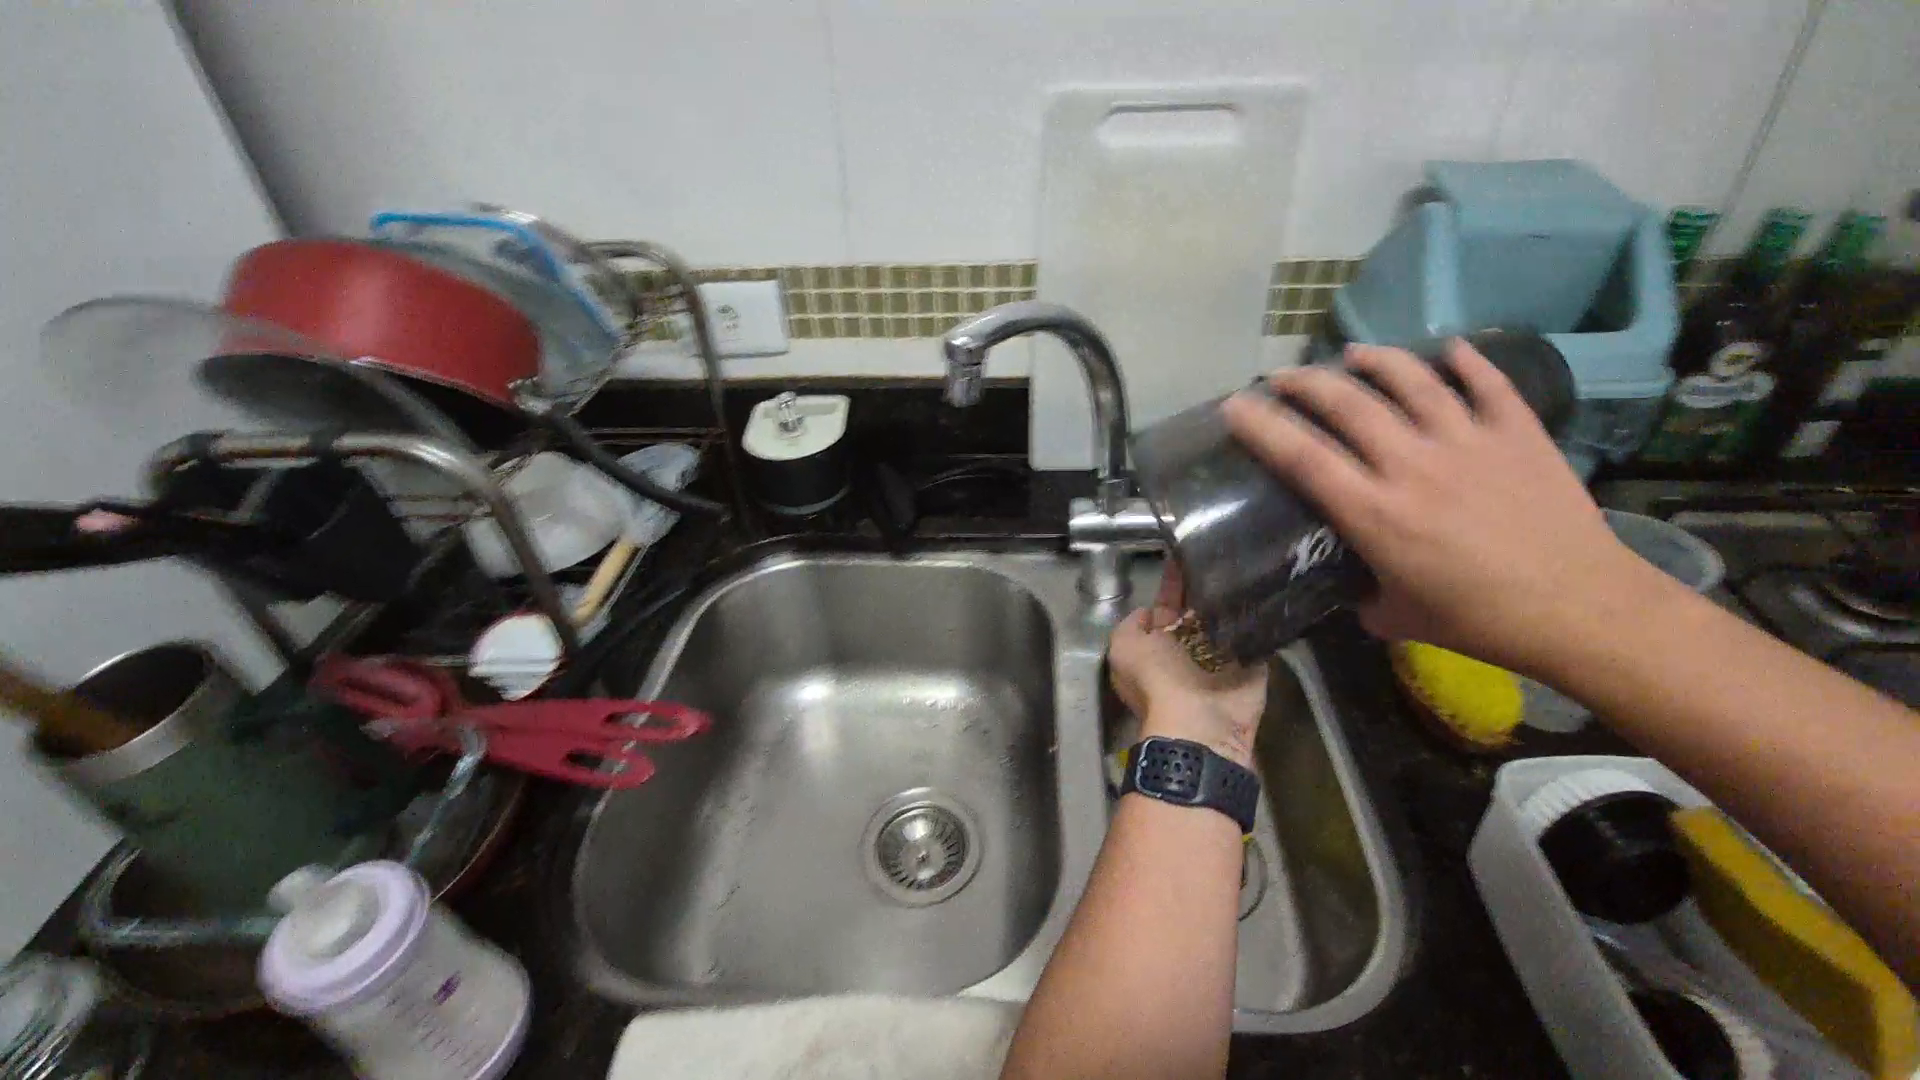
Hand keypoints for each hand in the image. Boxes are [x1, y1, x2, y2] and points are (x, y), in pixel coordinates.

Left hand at [1108, 568, 1267, 766]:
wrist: (1201, 722)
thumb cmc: (1157, 680)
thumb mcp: (1124, 647)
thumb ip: (1132, 625)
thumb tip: (1152, 610)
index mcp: (1155, 646)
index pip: (1166, 608)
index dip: (1173, 584)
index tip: (1185, 554)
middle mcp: (1188, 650)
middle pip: (1198, 611)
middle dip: (1205, 586)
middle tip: (1218, 552)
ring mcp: (1223, 657)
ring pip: (1227, 619)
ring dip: (1233, 597)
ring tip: (1245, 561)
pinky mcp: (1252, 663)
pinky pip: (1256, 635)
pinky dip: (1260, 617)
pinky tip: (1267, 586)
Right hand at [1219, 341, 1659, 676]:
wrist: (1580, 609)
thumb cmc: (1479, 621)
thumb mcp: (1398, 618)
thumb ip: (1362, 593)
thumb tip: (1350, 582)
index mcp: (1376, 514)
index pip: (1303, 458)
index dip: (1262, 427)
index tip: (1235, 406)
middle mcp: (1413, 466)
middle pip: (1348, 405)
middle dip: (1306, 383)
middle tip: (1284, 376)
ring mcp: (1469, 442)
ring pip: (1412, 381)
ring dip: (1376, 361)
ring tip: (1354, 354)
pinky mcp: (1518, 434)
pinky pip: (1487, 384)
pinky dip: (1466, 360)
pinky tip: (1450, 348)